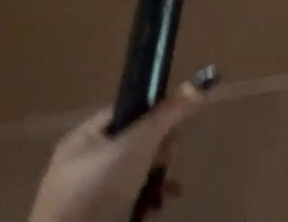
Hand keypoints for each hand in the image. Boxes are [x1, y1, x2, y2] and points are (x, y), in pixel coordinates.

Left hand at [28, 71, 214, 221]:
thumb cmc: (99, 187)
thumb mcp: (138, 144)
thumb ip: (168, 113)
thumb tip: (203, 80)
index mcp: (85, 137)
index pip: (130, 109)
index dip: (157, 112)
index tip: (175, 125)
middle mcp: (84, 159)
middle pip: (137, 139)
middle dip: (161, 149)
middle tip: (166, 160)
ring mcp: (88, 188)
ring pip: (136, 168)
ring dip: (158, 174)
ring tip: (165, 187)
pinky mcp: (96, 213)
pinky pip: (129, 194)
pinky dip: (147, 196)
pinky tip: (157, 204)